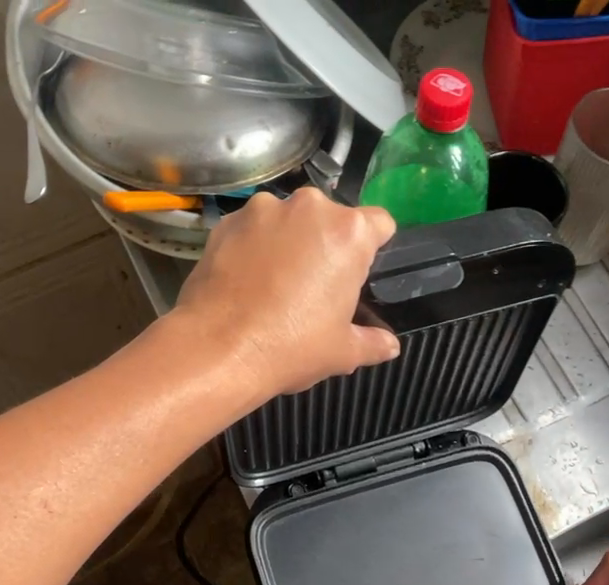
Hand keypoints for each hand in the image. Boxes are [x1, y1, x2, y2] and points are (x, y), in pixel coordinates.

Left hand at [175, 188, 399, 396]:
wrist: (218, 348)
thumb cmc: (291, 347)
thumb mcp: (343, 353)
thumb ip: (373, 343)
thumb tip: (390, 346)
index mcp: (349, 233)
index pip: (379, 224)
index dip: (374, 250)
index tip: (360, 275)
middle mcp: (308, 207)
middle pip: (332, 220)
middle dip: (328, 247)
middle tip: (317, 290)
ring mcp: (263, 209)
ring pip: (289, 222)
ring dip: (290, 244)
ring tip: (277, 287)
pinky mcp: (227, 221)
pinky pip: (254, 229)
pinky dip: (256, 248)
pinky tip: (249, 284)